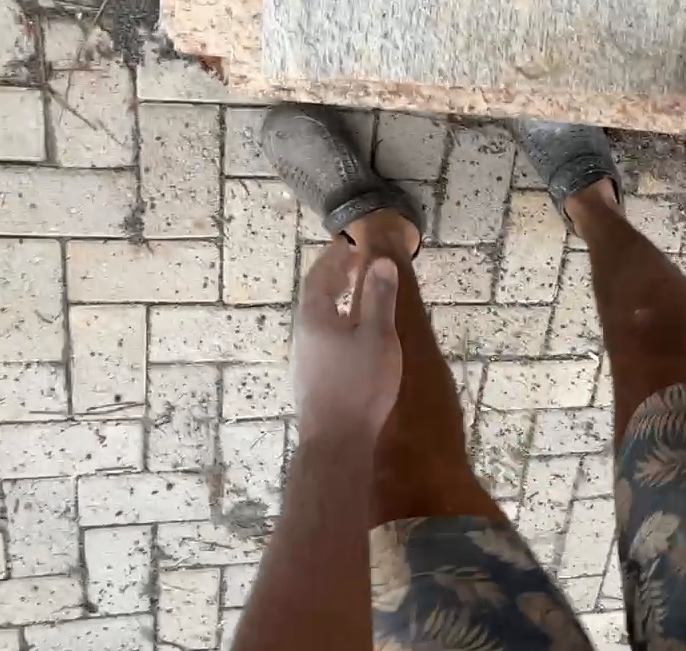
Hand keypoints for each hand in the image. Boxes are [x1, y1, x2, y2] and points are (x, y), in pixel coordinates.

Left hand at [291, 241, 402, 444]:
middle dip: (334, 275)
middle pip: (315, 295)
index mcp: (314, 317)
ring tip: (356, 291)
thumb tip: (381, 262)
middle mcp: (303, 333)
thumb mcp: (377, 336)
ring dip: (335, 298)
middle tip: (354, 262)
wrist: (336, 442)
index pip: (319, 275)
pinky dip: (337, 319)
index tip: (349, 243)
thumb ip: (379, 297)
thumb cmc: (359, 384)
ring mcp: (305, 357)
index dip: (334, 256)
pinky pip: (322, 334)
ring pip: (318, 316)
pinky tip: (354, 333)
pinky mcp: (312, 377)